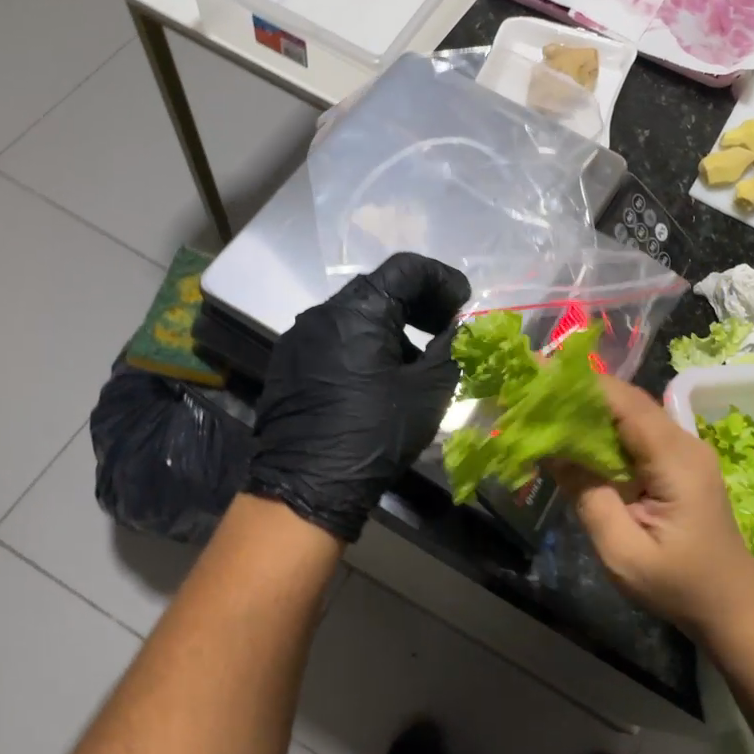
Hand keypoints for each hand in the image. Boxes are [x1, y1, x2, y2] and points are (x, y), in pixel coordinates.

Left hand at [245, 253, 469, 541]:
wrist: (307, 484)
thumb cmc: (375, 432)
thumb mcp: (429, 390)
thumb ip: (450, 349)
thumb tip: (457, 330)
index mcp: (359, 309)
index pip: (407, 269)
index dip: (443, 280)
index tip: (464, 304)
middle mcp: (323, 313)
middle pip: (379, 288)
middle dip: (419, 303)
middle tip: (446, 327)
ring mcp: (300, 338)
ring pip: (356, 316)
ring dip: (392, 327)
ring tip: (417, 358)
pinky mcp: (289, 364)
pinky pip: (336, 339)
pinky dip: (366, 345)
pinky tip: (381, 377)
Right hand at [558, 376, 753, 632]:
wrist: (731, 602)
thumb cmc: (678, 584)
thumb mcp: (623, 552)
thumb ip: (588, 498)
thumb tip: (552, 452)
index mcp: (675, 460)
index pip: (625, 403)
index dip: (581, 387)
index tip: (538, 380)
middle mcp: (684, 442)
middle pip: (627, 401)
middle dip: (579, 394)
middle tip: (532, 395)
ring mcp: (684, 449)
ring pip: (631, 413)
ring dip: (589, 409)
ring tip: (544, 411)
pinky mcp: (677, 460)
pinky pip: (637, 431)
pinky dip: (604, 428)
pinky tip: (575, 437)